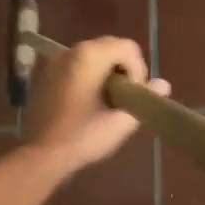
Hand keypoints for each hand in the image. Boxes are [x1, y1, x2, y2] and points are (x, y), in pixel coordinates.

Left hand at [22, 37, 169, 171]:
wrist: (40, 157)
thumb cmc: (84, 136)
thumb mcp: (121, 121)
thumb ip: (145, 97)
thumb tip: (164, 85)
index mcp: (90, 55)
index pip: (128, 48)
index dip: (138, 70)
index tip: (135, 96)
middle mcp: (71, 50)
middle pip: (109, 47)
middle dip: (123, 68)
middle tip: (125, 97)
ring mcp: (55, 62)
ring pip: (92, 56)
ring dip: (105, 72)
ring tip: (107, 100)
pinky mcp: (45, 76)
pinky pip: (75, 66)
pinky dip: (87, 76)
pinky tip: (87, 102)